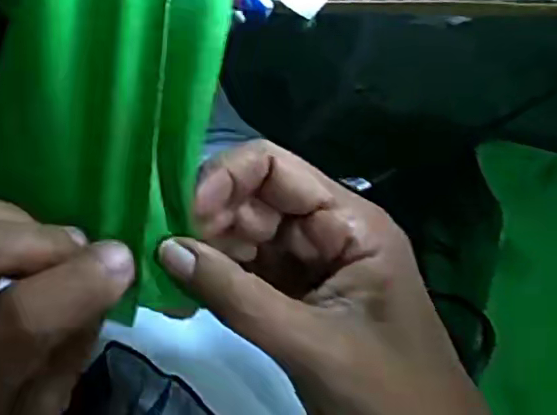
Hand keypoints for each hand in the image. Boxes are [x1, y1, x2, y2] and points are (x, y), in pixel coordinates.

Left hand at [0, 191, 136, 414]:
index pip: (15, 319)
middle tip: (79, 249)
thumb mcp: (36, 412)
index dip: (73, 283)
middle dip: (39, 238)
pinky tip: (4, 230)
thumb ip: (66, 348)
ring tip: (44, 242)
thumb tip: (100, 275)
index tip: (119, 260)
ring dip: (12, 218)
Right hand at [158, 141, 487, 414]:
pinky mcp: (287, 291)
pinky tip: (179, 291)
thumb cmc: (393, 399)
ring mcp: (303, 260)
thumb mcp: (314, 347)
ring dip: (197, 248)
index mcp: (346, 223)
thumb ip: (236, 295)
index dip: (223, 177)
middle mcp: (322, 229)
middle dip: (203, 219)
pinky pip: (234, 264)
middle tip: (167, 250)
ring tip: (166, 275)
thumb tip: (162, 247)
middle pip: (244, 195)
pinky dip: (205, 274)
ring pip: (232, 228)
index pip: (270, 165)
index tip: (187, 212)